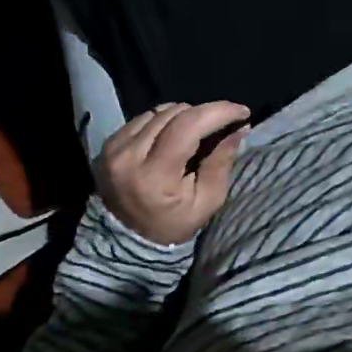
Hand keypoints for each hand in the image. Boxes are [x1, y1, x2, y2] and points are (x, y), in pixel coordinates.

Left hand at [97, 102, 250, 243]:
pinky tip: (175, 133)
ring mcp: (115, 147)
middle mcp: (129, 154)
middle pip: (175, 113)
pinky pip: (144, 118)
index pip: (189, 126)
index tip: (242, 112)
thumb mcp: (207, 201)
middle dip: (206, 113)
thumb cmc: (174, 223)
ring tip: (200, 129)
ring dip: (184, 116)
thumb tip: (239, 129)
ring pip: (159, 111)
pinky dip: (165, 121)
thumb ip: (221, 163)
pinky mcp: (109, 143)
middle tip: (225, 122)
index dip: (219, 112)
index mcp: (155, 174)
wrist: (127, 240)